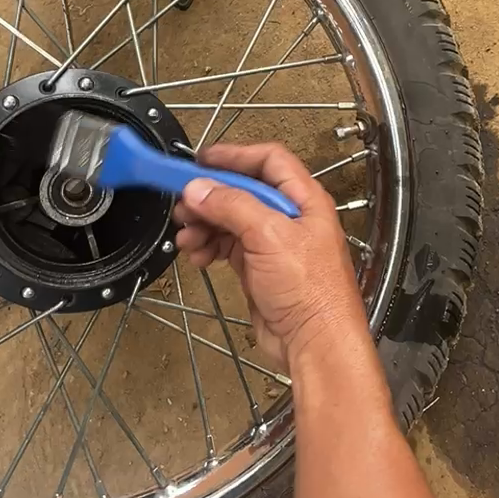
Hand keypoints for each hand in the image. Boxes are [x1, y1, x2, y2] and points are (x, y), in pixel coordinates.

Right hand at [173, 143, 367, 367]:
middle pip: (243, 191)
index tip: (202, 160)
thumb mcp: (270, 236)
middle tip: (184, 202)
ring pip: (230, 219)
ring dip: (204, 223)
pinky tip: (197, 254)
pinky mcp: (259, 267)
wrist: (314, 342)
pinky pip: (227, 245)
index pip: (268, 160)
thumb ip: (232, 206)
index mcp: (303, 200)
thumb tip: (201, 189)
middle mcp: (290, 218)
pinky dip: (208, 246)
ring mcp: (274, 243)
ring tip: (186, 235)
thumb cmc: (313, 292)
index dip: (235, 156)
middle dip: (211, 195)